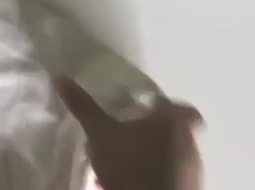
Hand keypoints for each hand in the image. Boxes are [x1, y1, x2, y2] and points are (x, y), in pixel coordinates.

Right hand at [57, 77, 203, 189]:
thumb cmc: (131, 164)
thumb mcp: (99, 132)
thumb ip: (83, 105)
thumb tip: (61, 77)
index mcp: (174, 124)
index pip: (184, 109)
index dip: (166, 107)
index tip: (143, 106)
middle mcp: (190, 147)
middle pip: (176, 131)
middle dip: (151, 129)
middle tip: (125, 127)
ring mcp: (192, 174)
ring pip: (173, 155)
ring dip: (151, 152)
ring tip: (121, 155)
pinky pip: (171, 175)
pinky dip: (153, 172)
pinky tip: (128, 177)